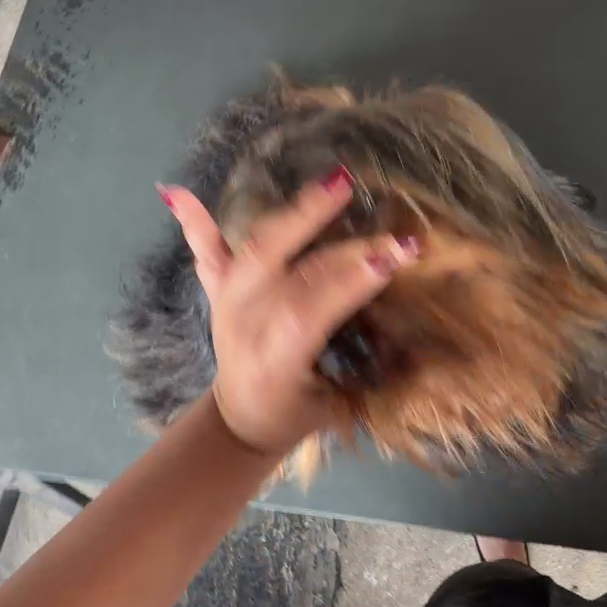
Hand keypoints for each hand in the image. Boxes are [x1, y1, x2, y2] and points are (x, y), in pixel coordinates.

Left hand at [159, 170, 416, 455]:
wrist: (236, 424)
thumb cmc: (294, 417)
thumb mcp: (334, 411)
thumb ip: (373, 381)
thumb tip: (428, 350)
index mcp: (274, 360)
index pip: (310, 312)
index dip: (350, 283)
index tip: (396, 256)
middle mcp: (244, 325)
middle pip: (290, 272)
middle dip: (342, 247)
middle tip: (386, 226)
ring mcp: (226, 303)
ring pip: (257, 250)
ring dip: (296, 214)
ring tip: (337, 182)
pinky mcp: (218, 290)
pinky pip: (206, 253)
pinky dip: (195, 221)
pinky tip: (178, 192)